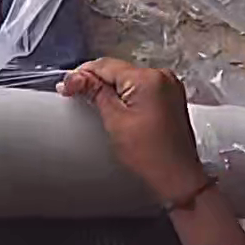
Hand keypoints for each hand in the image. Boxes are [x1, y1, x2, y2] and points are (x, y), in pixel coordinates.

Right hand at [58, 58, 205, 202]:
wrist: (177, 178)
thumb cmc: (150, 155)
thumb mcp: (114, 120)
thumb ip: (95, 92)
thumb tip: (76, 78)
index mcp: (148, 78)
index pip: (105, 65)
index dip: (82, 74)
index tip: (66, 86)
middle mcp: (162, 76)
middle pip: (117, 70)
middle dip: (94, 80)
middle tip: (73, 93)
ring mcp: (168, 86)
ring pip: (127, 78)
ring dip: (108, 87)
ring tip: (91, 101)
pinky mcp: (170, 97)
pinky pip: (140, 87)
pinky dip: (125, 94)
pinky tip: (113, 106)